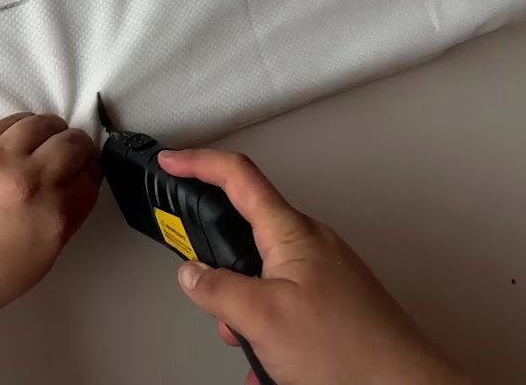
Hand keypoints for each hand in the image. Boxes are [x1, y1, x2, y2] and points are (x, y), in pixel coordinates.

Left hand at [0, 112, 100, 323]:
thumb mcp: (43, 258)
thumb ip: (66, 217)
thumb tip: (77, 182)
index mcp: (53, 217)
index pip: (91, 178)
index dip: (92, 173)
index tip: (87, 172)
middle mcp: (31, 181)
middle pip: (73, 144)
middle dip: (79, 148)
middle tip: (72, 154)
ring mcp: (0, 157)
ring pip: (43, 123)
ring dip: (53, 130)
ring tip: (48, 140)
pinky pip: (11, 121)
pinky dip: (24, 126)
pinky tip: (23, 136)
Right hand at [158, 149, 467, 384]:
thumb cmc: (354, 354)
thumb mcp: (263, 318)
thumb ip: (217, 288)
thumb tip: (193, 274)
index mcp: (291, 231)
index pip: (235, 174)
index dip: (197, 161)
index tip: (171, 162)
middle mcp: (311, 244)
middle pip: (246, 231)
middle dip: (220, 266)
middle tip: (207, 292)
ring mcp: (327, 274)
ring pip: (265, 275)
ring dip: (246, 308)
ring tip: (251, 346)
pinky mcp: (338, 304)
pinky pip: (288, 303)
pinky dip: (270, 329)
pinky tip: (274, 364)